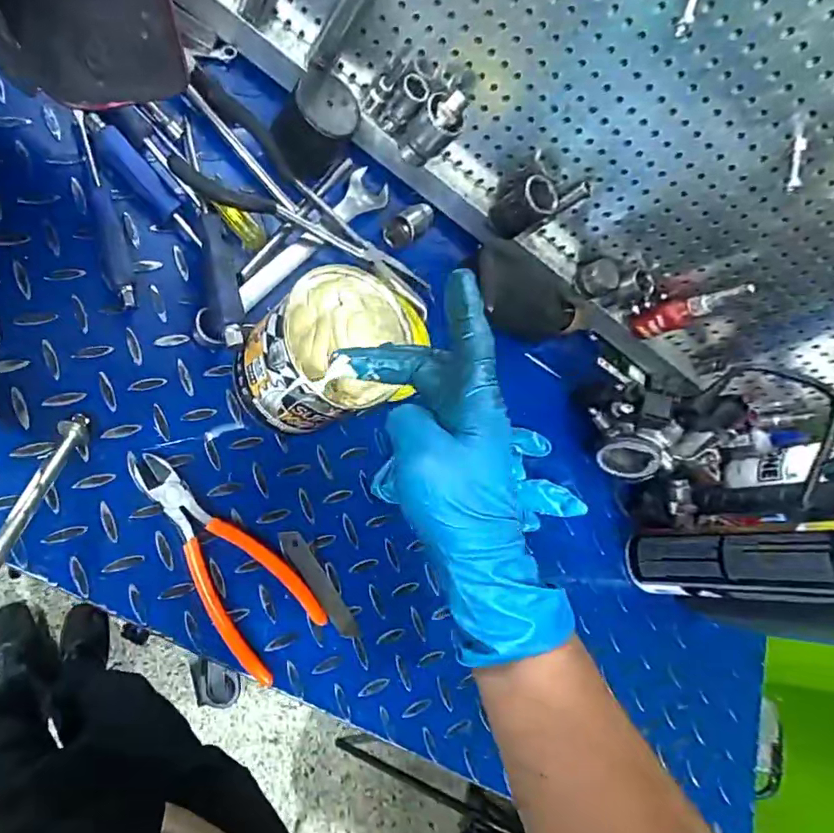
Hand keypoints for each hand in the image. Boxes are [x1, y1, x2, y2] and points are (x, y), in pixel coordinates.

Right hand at [334, 268, 583, 665]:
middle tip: (356, 359)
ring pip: (428, 396)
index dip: (464, 312)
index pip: (471, 347)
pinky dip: (402, 415)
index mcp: (478, 406)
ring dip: (396, 387)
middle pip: (437, 371)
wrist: (476, 553)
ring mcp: (465, 436)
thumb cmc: (454, 501)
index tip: (461, 279)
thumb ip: (407, 420)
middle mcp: (475, 414)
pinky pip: (425, 422)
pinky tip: (387, 424)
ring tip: (363, 383)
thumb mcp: (421, 453)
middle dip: (397, 360)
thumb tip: (403, 411)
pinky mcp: (452, 457)